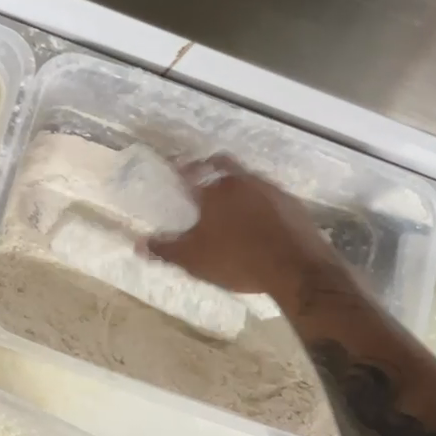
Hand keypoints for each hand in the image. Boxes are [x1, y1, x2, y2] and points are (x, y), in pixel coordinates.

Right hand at [148, 156, 344, 301]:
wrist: (297, 269)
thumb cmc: (237, 259)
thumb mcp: (193, 259)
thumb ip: (165, 249)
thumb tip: (138, 244)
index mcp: (215, 189)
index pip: (190, 170)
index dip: (180, 169)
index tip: (174, 171)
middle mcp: (244, 181)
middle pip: (222, 165)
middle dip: (209, 170)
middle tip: (200, 183)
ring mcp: (272, 190)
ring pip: (248, 179)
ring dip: (236, 187)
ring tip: (227, 206)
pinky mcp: (293, 205)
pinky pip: (268, 197)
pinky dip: (257, 203)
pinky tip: (255, 222)